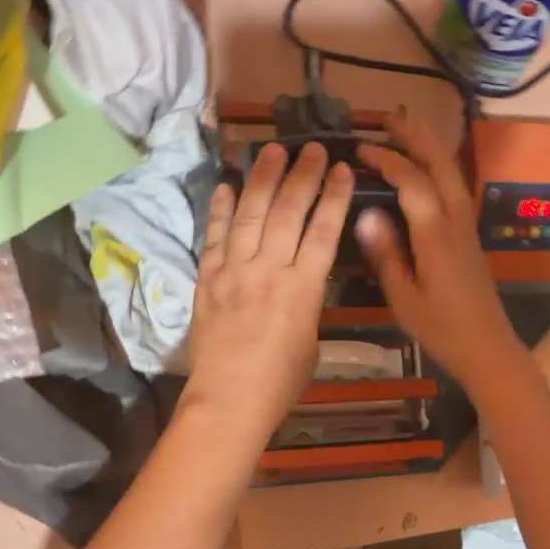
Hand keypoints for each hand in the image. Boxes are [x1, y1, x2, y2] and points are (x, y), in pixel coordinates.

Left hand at [182, 141, 354, 441]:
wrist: (229, 399)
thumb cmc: (281, 382)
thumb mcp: (311, 342)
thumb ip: (308, 306)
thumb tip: (302, 287)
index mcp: (303, 289)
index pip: (323, 231)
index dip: (334, 197)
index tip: (342, 170)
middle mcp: (269, 270)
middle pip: (288, 211)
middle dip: (302, 175)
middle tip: (312, 149)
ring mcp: (234, 270)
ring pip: (251, 213)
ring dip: (263, 178)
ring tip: (273, 151)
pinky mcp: (207, 278)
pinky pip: (215, 235)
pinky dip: (221, 208)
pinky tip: (228, 185)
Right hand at [356, 112, 529, 386]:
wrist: (488, 348)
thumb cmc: (442, 329)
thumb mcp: (404, 298)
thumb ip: (387, 254)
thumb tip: (365, 214)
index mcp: (435, 234)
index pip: (411, 181)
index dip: (386, 159)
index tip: (359, 148)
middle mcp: (456, 221)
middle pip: (440, 165)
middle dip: (416, 138)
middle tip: (390, 116)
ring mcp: (467, 228)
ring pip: (452, 175)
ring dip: (431, 148)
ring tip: (409, 130)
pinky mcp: (470, 238)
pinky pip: (455, 190)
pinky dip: (439, 169)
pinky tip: (428, 170)